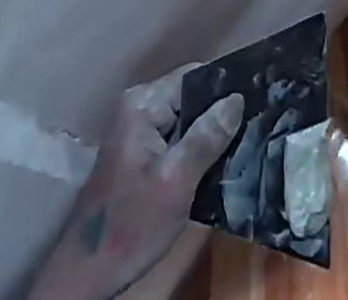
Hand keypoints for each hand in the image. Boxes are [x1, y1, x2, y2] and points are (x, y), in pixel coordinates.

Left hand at [28, 68, 244, 299]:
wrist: (90, 270)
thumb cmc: (132, 223)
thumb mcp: (177, 179)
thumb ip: (206, 137)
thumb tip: (236, 99)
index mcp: (142, 104)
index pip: (192, 77)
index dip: (223, 88)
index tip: (256, 100)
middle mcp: (138, 107)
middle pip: (190, 97)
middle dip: (219, 113)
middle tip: (255, 128)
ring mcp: (139, 130)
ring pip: (187, 120)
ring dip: (210, 134)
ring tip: (245, 144)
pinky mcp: (143, 152)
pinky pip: (178, 138)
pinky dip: (197, 149)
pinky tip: (220, 163)